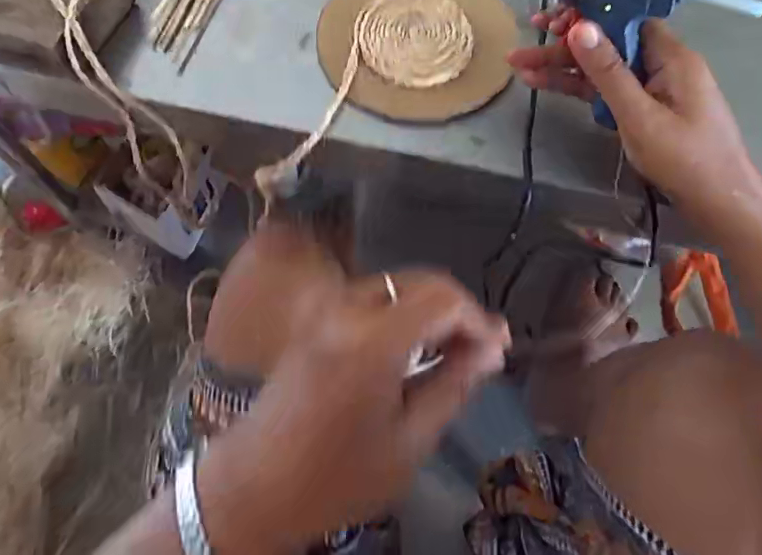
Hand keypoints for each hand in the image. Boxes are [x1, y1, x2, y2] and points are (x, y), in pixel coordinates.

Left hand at [196, 271, 509, 551]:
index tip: (500, 347)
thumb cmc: (340, 474)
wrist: (261, 480)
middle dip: (456, 309)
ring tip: (455, 351)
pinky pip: (371, 298)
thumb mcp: (410, 440)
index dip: (478, 317)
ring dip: (429, 308)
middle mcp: (346, 306)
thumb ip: (452, 385)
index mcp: (371, 336)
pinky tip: (417, 347)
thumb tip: (489, 350)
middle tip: (483, 350)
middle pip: (418, 282)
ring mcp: (327, 308)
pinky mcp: (317, 317)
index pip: (441, 297)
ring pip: (394, 286)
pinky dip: (401, 313)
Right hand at [508, 12, 761, 224]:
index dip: (587, 14)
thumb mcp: (640, 115)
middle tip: (524, 47)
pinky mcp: (643, 107)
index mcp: (671, 57)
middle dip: (563, 44)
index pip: (625, 17)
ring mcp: (652, 87)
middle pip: (606, 42)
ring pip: (600, 66)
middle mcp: (662, 64)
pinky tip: (543, 84)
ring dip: (562, 66)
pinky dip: (576, 86)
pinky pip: (605, 87)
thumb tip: (581, 26)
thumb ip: (608, 71)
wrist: (724, 208)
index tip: (552, 21)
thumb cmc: (687, 160)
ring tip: (519, 67)